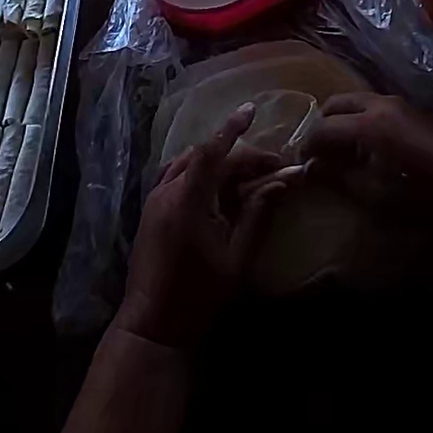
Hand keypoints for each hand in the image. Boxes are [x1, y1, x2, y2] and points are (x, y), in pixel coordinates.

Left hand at [115, 104, 293, 348]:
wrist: (153, 322)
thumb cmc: (199, 295)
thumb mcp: (237, 258)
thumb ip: (258, 216)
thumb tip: (281, 183)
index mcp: (187, 200)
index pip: (211, 151)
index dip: (231, 128)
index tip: (251, 110)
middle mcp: (166, 191)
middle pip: (204, 158)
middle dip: (238, 157)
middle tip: (272, 169)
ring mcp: (154, 199)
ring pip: (187, 164)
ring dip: (217, 163)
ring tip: (249, 176)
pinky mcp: (151, 209)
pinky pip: (176, 177)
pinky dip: (199, 173)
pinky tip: (218, 187)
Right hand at [297, 92, 432, 223]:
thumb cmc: (428, 198)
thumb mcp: (376, 194)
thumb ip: (339, 177)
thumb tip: (311, 168)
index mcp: (368, 124)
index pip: (322, 128)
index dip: (308, 146)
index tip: (302, 163)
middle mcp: (381, 104)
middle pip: (336, 104)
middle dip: (323, 126)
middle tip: (321, 153)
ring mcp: (400, 104)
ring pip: (356, 103)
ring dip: (344, 122)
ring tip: (345, 153)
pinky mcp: (415, 111)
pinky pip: (375, 108)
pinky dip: (362, 121)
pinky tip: (371, 150)